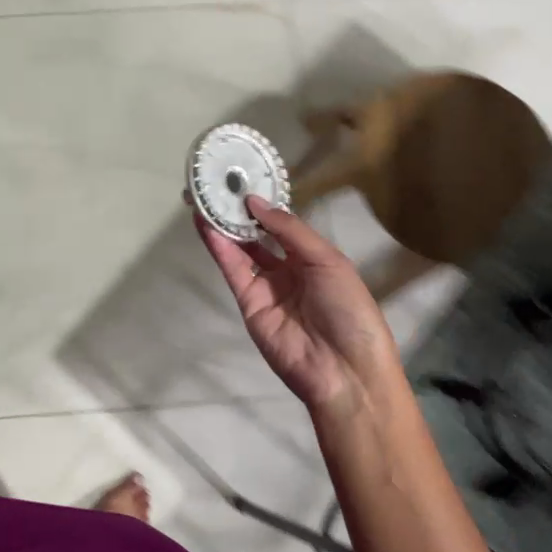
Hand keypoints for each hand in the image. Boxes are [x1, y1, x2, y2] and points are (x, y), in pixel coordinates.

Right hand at [192, 196, 398, 412]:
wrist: (344, 370)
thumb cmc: (349, 311)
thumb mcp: (329, 262)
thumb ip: (290, 231)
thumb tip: (255, 202)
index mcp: (314, 259)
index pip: (282, 226)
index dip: (264, 205)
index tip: (244, 181)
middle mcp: (288, 270)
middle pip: (256, 236)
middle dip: (237, 213)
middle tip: (215, 185)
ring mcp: (266, 287)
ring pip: (240, 250)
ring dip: (222, 225)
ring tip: (202, 198)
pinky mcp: (248, 304)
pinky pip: (233, 270)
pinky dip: (219, 247)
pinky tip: (206, 225)